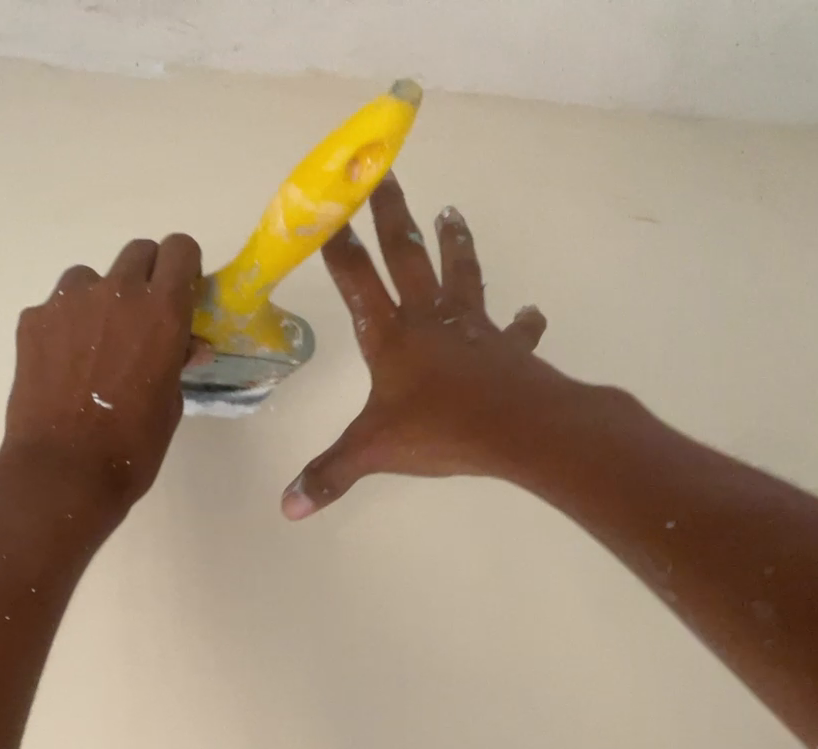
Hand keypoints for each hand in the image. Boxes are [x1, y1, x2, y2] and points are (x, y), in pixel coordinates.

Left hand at [5, 235, 203, 511]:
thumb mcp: (169, 404)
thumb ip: (176, 361)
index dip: (183, 269)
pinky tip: (62, 365)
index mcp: (161, 311)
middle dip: (145, 278)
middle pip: (137, 252)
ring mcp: (68, 302)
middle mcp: (117, 292)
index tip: (179, 295)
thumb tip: (186, 345)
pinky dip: (64, 327)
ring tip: (94, 345)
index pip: (180, 249)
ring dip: (99, 299)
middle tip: (139, 321)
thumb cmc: (131, 446)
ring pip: (90, 277)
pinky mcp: (33, 320)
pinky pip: (56, 308)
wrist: (63, 470)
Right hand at [282, 174, 579, 520]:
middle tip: (387, 172)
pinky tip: (529, 314)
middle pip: (408, 255)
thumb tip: (288, 508)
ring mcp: (473, 329)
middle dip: (393, 215)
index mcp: (391, 337)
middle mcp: (429, 320)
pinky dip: (522, 323)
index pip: (358, 282)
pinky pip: (515, 331)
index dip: (341, 246)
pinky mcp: (509, 348)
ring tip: (451, 211)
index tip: (330, 206)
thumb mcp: (373, 453)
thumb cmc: (441, 430)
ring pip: (462, 274)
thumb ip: (330, 475)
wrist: (522, 429)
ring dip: (455, 243)